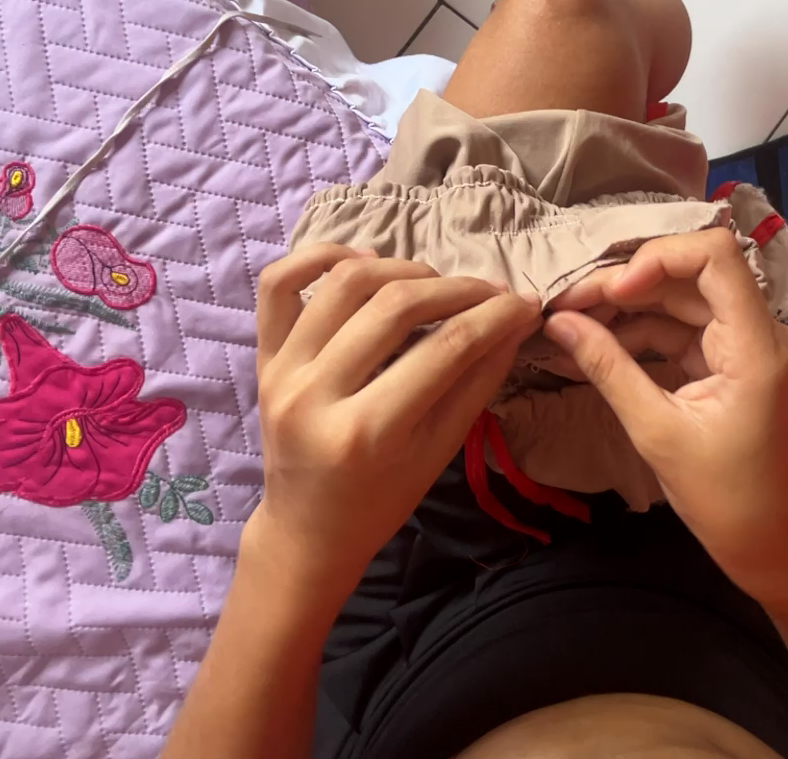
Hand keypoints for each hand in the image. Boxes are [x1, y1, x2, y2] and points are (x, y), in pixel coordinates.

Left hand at [250, 245, 541, 597]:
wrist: (308, 530)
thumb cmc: (384, 499)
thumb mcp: (441, 450)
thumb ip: (480, 380)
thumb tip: (517, 318)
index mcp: (367, 434)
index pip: (447, 348)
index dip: (495, 316)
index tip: (525, 303)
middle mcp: (315, 395)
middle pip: (396, 306)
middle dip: (458, 289)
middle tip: (489, 293)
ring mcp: (281, 372)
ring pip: (345, 282)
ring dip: (403, 269)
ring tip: (434, 283)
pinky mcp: (262, 357)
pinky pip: (278, 284)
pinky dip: (320, 256)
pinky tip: (364, 259)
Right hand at [544, 228, 787, 586]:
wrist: (762, 539)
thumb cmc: (719, 495)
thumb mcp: (655, 430)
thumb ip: (607, 367)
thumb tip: (557, 322)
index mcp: (756, 346)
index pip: (716, 257)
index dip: (660, 258)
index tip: (615, 290)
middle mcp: (760, 331)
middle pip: (689, 277)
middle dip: (626, 285)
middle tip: (568, 303)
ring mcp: (747, 342)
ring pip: (681, 299)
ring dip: (627, 306)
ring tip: (572, 320)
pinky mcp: (731, 356)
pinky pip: (683, 326)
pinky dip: (641, 329)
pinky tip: (598, 338)